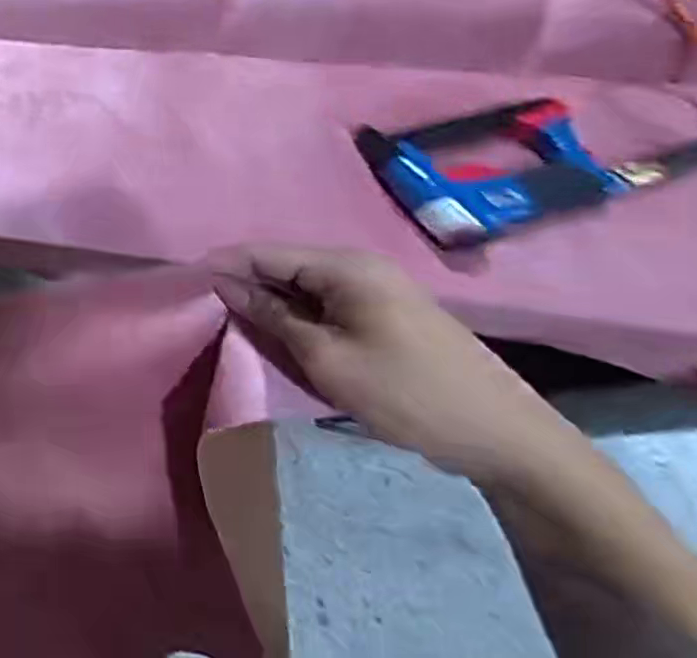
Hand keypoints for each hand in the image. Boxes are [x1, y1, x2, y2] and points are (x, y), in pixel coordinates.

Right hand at [205, 244, 584, 486]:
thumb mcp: (325, 358)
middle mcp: (360, 265)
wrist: (513, 444)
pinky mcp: (388, 312)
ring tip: (238, 324)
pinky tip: (284, 335)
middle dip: (244, 284)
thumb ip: (269, 315)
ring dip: (271, 303)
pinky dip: (299, 316)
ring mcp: (378, 288)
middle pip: (282, 265)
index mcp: (345, 266)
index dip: (221, 265)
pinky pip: (326, 302)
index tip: (183, 282)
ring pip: (302, 285)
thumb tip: (223, 283)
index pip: (263, 252)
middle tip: (207, 310)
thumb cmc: (408, 395)